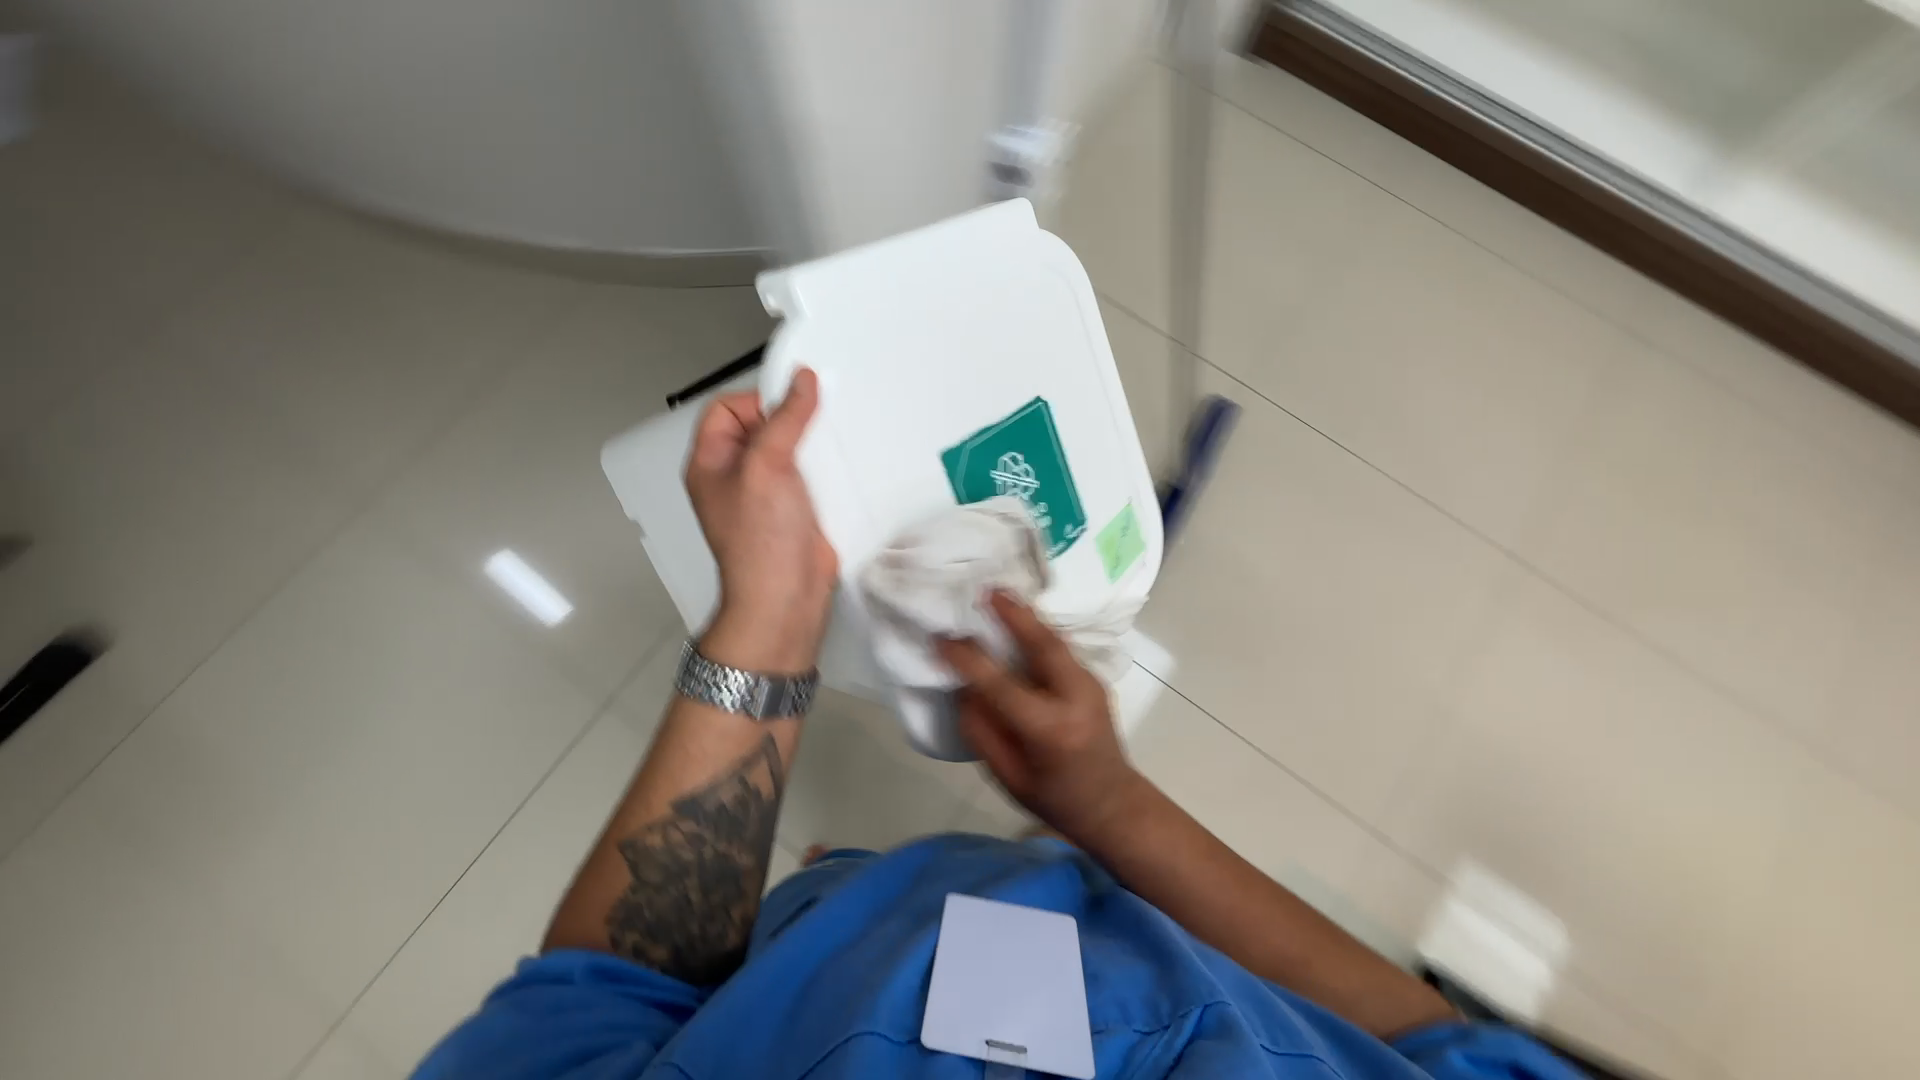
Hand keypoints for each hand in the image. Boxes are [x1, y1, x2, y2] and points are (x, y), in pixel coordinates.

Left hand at [685, 368, 837, 673]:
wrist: (786, 598)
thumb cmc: (761, 538)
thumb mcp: (766, 466)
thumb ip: (784, 419)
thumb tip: (803, 379)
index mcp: (712, 462)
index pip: (728, 409)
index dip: (758, 400)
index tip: (792, 405)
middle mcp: (738, 474)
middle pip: (765, 426)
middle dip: (794, 418)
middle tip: (823, 414)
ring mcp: (770, 493)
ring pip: (793, 449)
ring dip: (816, 442)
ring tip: (840, 436)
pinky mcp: (800, 509)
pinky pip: (813, 474)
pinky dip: (830, 465)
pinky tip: (849, 461)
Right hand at [936, 591, 1143, 840]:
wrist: (1114, 806)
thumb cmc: (1055, 799)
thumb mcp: (1007, 776)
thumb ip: (982, 730)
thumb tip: (964, 688)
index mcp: (1049, 729)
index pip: (1001, 684)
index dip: (968, 659)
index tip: (942, 639)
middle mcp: (1075, 698)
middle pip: (1043, 645)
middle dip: (1014, 615)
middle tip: (986, 590)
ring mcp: (1092, 686)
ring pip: (1057, 642)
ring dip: (1028, 618)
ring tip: (1000, 596)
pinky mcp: (1096, 681)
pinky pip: (1063, 650)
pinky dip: (1040, 633)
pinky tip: (1021, 624)